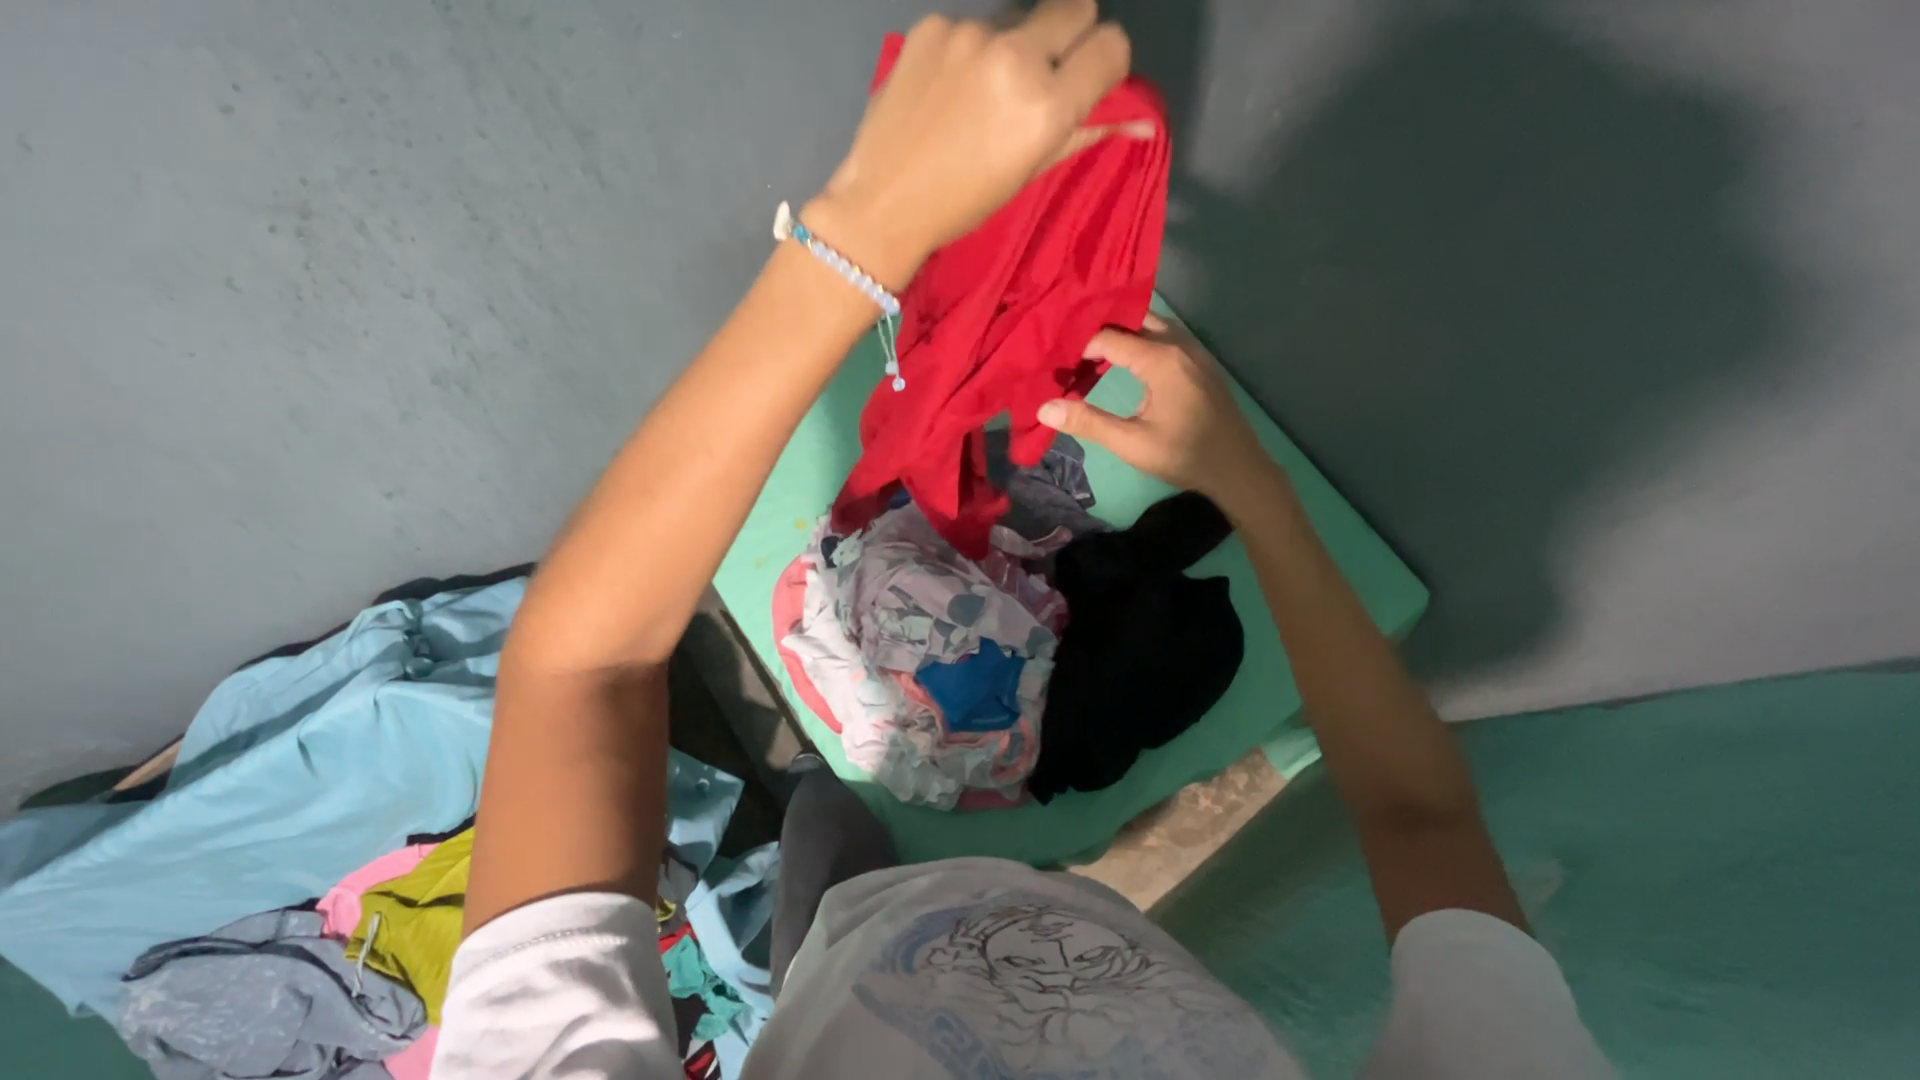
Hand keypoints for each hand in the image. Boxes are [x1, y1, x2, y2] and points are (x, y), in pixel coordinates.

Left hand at [803, 0, 1131, 287]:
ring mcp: (969, 35)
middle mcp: (1014, 58)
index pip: (1112, 46)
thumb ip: (1085, 133)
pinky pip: (969, 26)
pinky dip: (967, 52)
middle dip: (1069, 37)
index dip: (1106, 62)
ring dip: (1012, 47)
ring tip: (978, 95)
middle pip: (1074, 8)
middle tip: (1041, 77)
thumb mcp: (1029, 172)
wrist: (883, 201)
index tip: (1088, 80)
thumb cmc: (963, 202)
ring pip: (1017, 20)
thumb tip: (1140, 122)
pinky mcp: (932, 26)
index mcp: (1046, 105)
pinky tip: (944, 91)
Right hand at [1038, 314, 1274, 499]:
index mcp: (1160, 359)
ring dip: (1123, 332)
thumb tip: (1044, 409)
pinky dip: (1141, 339)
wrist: (1238, 468)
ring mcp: (1194, 351)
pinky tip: (1126, 363)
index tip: (1058, 363)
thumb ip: (1088, 422)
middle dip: (1101, 328)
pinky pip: (1166, 336)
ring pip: (1152, 324)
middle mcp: (1179, 344)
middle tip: (1071, 346)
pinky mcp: (1201, 363)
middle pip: (1132, 318)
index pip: (1108, 337)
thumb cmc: (1183, 455)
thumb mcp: (1131, 443)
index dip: (1079, 347)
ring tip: (1092, 352)